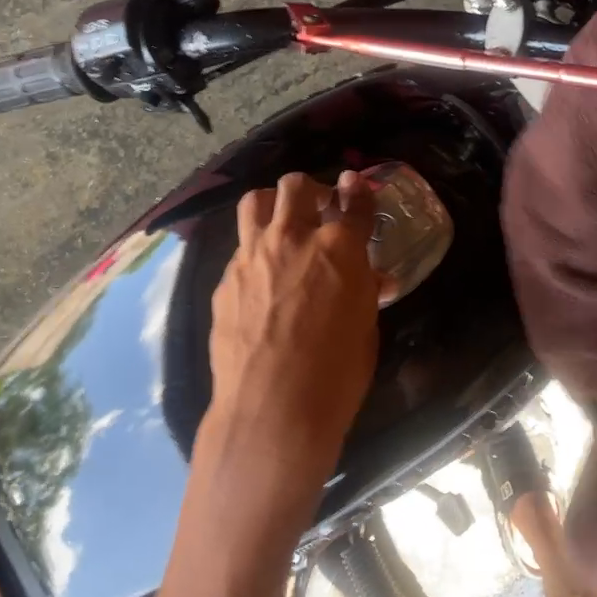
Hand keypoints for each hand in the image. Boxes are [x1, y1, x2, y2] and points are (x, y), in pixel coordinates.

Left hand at [200, 171, 386, 463]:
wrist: (272, 409)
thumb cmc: (336, 373)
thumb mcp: (366, 328)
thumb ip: (364, 291)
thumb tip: (372, 280)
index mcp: (339, 248)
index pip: (355, 203)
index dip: (360, 191)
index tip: (359, 186)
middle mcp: (293, 239)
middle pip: (296, 186)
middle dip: (311, 190)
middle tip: (320, 209)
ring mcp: (252, 257)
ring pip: (256, 202)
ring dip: (273, 204)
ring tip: (282, 223)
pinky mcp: (225, 280)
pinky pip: (240, 249)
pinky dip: (255, 252)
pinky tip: (262, 280)